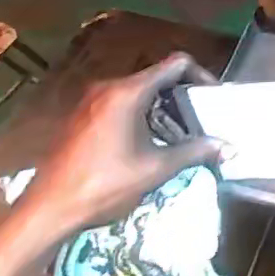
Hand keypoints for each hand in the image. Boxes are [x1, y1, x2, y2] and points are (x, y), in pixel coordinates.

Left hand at [15, 52, 221, 237]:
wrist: (45, 212)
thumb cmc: (103, 185)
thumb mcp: (155, 169)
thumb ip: (195, 152)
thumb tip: (229, 148)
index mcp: (128, 92)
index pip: (176, 63)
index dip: (201, 74)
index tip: (212, 97)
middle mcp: (109, 87)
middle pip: (158, 76)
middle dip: (182, 93)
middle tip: (200, 117)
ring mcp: (91, 100)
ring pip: (139, 90)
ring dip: (162, 105)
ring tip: (179, 131)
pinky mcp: (81, 115)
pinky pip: (121, 102)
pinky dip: (142, 112)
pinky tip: (148, 140)